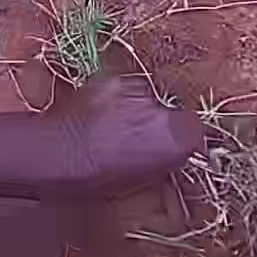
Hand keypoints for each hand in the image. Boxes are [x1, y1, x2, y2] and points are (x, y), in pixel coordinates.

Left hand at [40, 76, 202, 196]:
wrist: (56, 154)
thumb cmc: (97, 180)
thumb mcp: (143, 180)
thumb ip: (168, 160)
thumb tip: (178, 156)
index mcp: (176, 136)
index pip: (200, 131)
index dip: (189, 140)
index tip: (179, 147)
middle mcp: (161, 106)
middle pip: (173, 111)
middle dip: (161, 123)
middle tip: (140, 140)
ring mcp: (134, 87)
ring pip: (148, 96)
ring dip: (139, 108)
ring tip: (117, 126)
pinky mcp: (111, 77)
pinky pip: (124, 87)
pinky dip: (118, 98)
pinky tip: (103, 114)